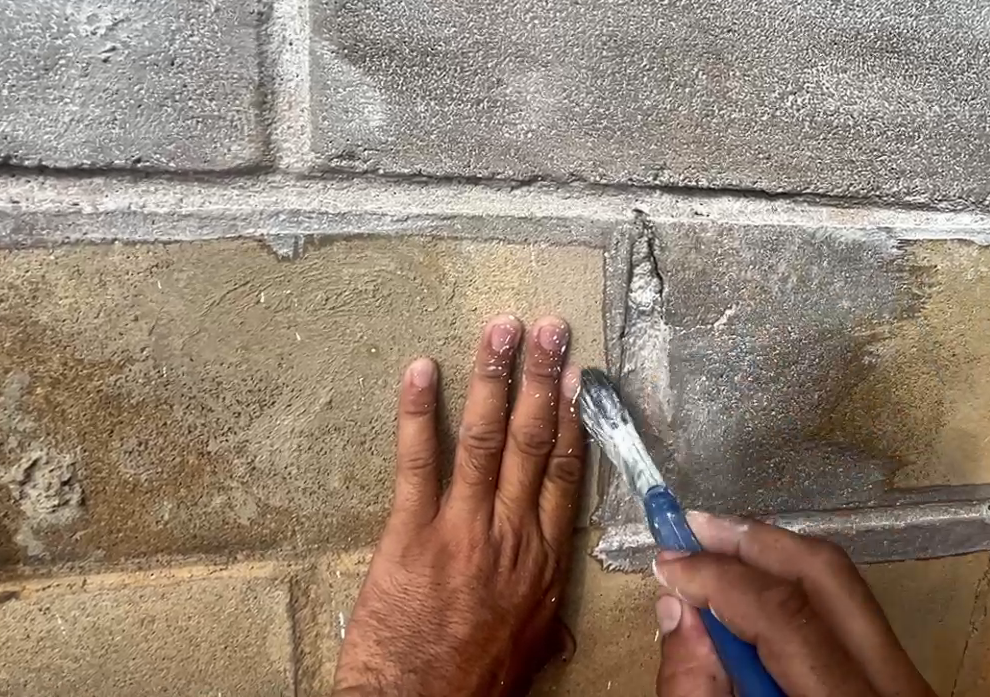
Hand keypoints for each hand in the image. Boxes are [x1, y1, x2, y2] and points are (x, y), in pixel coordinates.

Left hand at [333, 315, 584, 696]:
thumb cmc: (474, 684)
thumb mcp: (530, 644)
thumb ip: (544, 605)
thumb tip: (560, 607)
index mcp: (543, 556)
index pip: (564, 469)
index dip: (573, 415)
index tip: (579, 374)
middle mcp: (511, 532)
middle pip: (533, 440)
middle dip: (542, 377)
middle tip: (549, 328)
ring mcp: (462, 529)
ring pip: (485, 439)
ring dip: (495, 378)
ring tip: (502, 329)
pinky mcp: (411, 535)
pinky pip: (417, 463)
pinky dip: (419, 414)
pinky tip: (422, 370)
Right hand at [652, 513, 935, 696]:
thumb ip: (695, 691)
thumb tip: (675, 606)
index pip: (786, 616)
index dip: (718, 578)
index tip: (666, 563)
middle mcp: (899, 689)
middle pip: (827, 574)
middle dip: (751, 540)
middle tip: (693, 526)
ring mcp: (909, 684)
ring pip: (840, 584)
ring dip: (772, 555)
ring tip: (714, 545)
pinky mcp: (902, 682)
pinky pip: (844, 611)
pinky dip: (793, 588)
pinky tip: (753, 590)